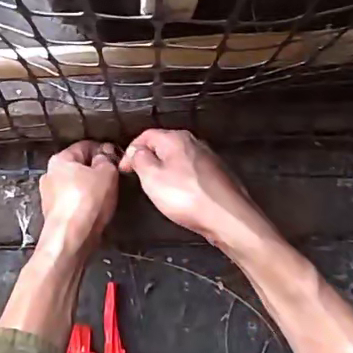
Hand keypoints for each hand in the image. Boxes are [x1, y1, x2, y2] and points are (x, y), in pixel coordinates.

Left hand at [38, 141, 119, 251]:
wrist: (71, 239)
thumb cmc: (87, 202)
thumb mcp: (107, 173)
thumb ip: (107, 160)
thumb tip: (104, 156)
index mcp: (59, 160)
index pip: (85, 146)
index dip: (104, 149)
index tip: (117, 157)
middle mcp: (50, 175)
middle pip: (79, 166)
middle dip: (97, 169)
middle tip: (114, 176)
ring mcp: (50, 196)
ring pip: (76, 185)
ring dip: (92, 187)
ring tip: (108, 195)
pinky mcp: (55, 214)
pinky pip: (74, 202)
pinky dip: (85, 203)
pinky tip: (97, 210)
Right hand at [119, 130, 270, 251]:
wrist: (228, 217)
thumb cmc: (189, 198)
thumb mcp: (151, 178)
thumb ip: (139, 160)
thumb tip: (136, 151)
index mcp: (176, 139)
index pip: (146, 135)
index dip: (131, 151)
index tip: (124, 168)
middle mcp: (194, 143)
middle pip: (163, 145)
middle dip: (148, 160)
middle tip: (139, 178)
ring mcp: (208, 158)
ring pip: (178, 159)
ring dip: (165, 171)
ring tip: (158, 190)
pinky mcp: (217, 175)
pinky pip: (191, 172)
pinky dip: (181, 180)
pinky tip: (180, 196)